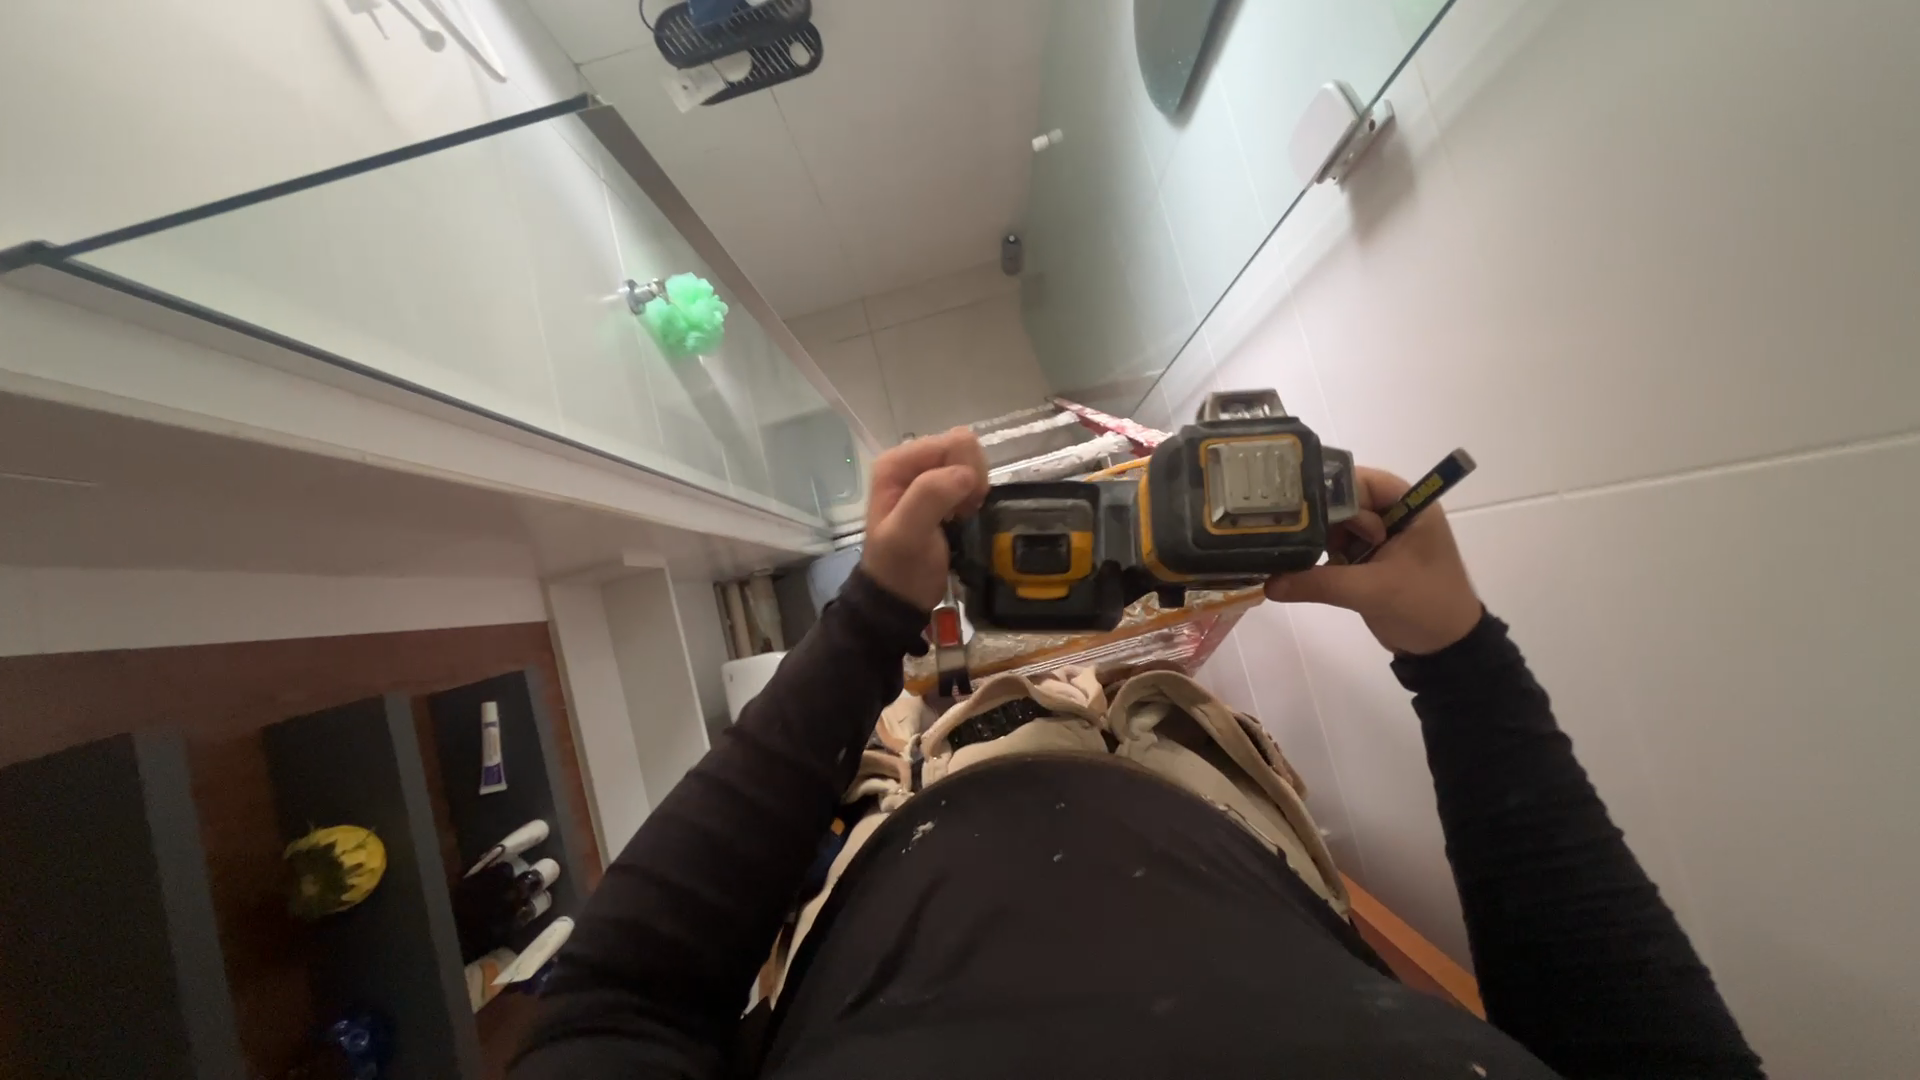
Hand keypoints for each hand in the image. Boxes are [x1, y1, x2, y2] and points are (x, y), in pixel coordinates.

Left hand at [860, 427, 989, 610]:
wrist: (899, 599)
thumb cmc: (901, 568)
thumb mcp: (908, 534)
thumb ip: (930, 497)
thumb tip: (966, 474)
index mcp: (897, 462)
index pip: (952, 442)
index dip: (965, 472)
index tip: (962, 507)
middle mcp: (912, 463)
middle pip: (964, 447)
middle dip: (971, 479)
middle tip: (962, 512)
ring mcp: (928, 477)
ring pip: (971, 463)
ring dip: (974, 490)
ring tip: (961, 516)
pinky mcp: (943, 493)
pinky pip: (971, 479)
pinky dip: (975, 497)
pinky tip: (964, 518)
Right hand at [1264, 466, 1482, 654]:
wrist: (1445, 647)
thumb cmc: (1424, 606)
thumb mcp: (1371, 591)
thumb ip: (1319, 583)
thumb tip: (1268, 585)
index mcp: (1409, 506)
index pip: (1360, 481)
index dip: (1328, 491)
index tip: (1295, 508)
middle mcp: (1393, 514)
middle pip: (1342, 501)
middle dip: (1317, 519)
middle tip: (1285, 534)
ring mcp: (1379, 537)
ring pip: (1334, 525)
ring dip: (1314, 540)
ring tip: (1288, 553)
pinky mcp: (1368, 558)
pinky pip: (1335, 546)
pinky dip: (1318, 555)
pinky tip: (1296, 566)